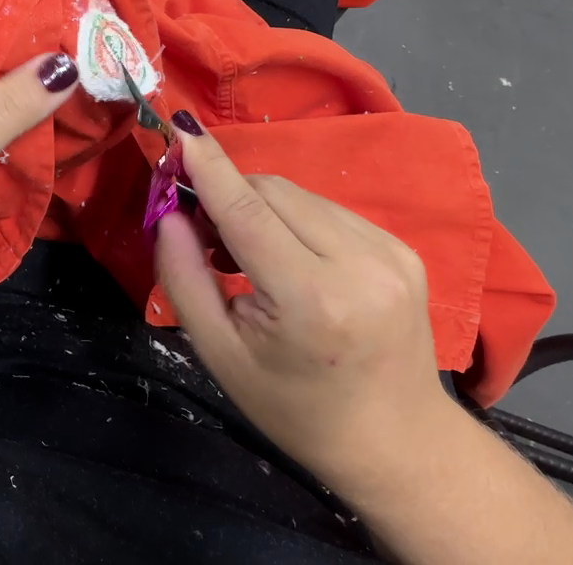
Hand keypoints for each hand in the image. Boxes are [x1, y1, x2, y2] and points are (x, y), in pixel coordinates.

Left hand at [0, 0, 77, 324]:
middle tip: (104, 41)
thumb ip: (9, 106)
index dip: (21, 14)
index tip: (78, 8)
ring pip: (6, 92)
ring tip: (104, 69)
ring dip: (45, 89)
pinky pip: (11, 126)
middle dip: (41, 53)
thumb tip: (65, 63)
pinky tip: (82, 110)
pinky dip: (40, 122)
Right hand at [154, 128, 456, 487]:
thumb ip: (183, 276)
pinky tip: (288, 258)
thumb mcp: (219, 352)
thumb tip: (169, 212)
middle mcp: (360, 265)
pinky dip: (294, 219)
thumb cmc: (295, 407)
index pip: (247, 211)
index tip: (178, 127)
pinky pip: (327, 210)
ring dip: (260, 207)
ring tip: (246, 255)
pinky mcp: (403, 250)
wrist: (398, 445)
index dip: (208, 166)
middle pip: (272, 192)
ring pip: (299, 196)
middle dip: (227, 195)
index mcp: (313, 300)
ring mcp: (390, 254)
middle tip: (199, 231)